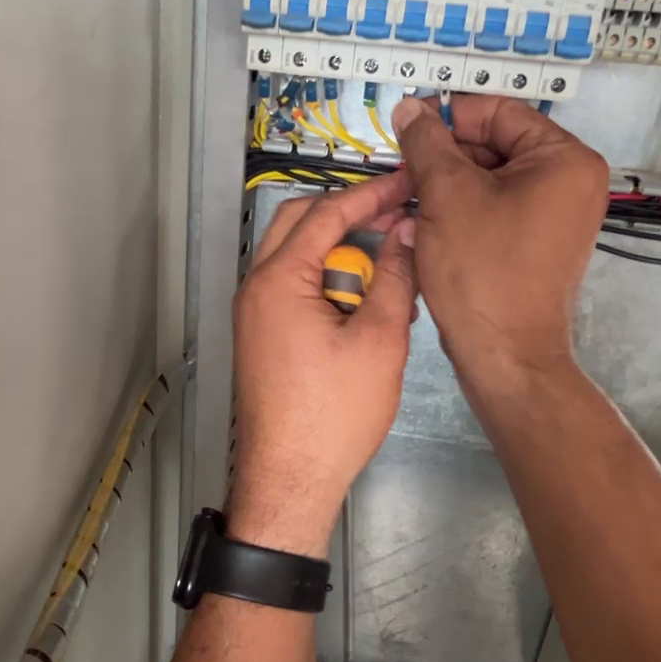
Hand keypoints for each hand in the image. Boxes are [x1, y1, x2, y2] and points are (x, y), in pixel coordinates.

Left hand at [230, 172, 418, 556]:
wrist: (290, 479)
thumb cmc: (335, 413)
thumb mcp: (379, 340)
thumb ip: (394, 276)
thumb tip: (405, 231)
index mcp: (278, 280)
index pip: (327, 213)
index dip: (371, 193)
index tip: (407, 182)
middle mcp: (255, 288)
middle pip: (299, 225)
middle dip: (348, 215)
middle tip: (395, 217)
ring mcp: (253, 314)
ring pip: (296, 258)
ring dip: (340, 253)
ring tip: (389, 270)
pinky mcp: (261, 338)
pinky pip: (293, 289)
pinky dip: (327, 283)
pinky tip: (366, 305)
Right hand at [391, 96, 609, 388]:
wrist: (505, 355)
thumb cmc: (481, 269)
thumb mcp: (446, 194)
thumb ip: (426, 142)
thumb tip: (410, 106)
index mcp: (564, 159)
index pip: (499, 112)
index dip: (448, 115)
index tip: (404, 127)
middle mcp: (570, 182)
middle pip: (494, 147)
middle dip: (443, 157)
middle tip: (400, 171)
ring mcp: (555, 217)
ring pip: (488, 182)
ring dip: (444, 187)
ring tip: (406, 202)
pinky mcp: (535, 246)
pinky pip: (493, 212)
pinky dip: (458, 213)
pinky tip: (423, 227)